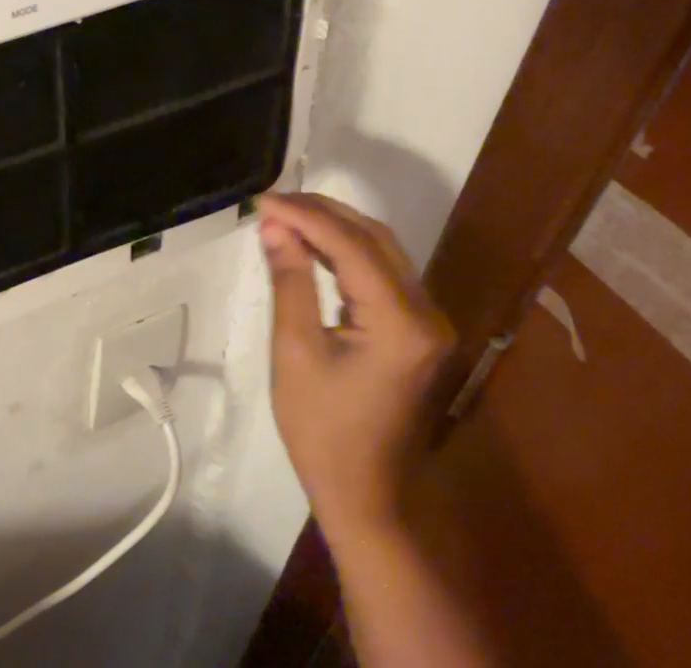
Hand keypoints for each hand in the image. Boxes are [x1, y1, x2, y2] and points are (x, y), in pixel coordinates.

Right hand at [258, 193, 455, 544]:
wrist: (363, 490)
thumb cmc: (321, 427)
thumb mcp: (295, 351)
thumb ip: (290, 283)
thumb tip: (275, 227)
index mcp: (401, 322)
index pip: (352, 247)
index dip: (306, 216)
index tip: (263, 200)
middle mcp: (427, 313)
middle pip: (376, 241)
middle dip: (323, 214)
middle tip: (272, 201)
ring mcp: (428, 323)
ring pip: (383, 254)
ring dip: (335, 230)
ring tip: (285, 216)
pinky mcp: (417, 333)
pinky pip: (383, 276)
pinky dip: (347, 255)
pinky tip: (312, 248)